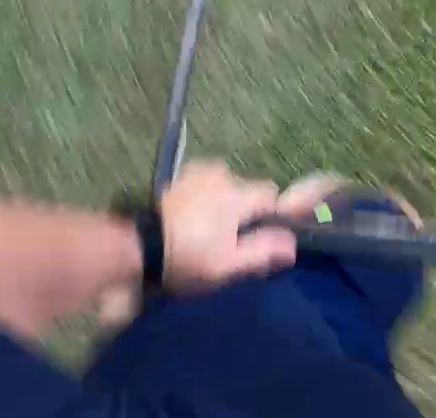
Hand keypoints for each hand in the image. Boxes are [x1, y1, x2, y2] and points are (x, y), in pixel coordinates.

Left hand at [159, 160, 295, 292]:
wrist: (142, 246)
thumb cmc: (190, 258)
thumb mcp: (229, 265)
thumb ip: (263, 250)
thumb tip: (293, 243)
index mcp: (237, 194)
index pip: (271, 193)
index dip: (271, 213)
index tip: (261, 233)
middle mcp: (222, 174)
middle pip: (248, 188)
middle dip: (246, 209)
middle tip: (231, 238)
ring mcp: (200, 171)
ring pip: (228, 184)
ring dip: (226, 200)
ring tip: (210, 228)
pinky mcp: (183, 175)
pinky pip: (208, 180)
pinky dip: (209, 193)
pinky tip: (196, 214)